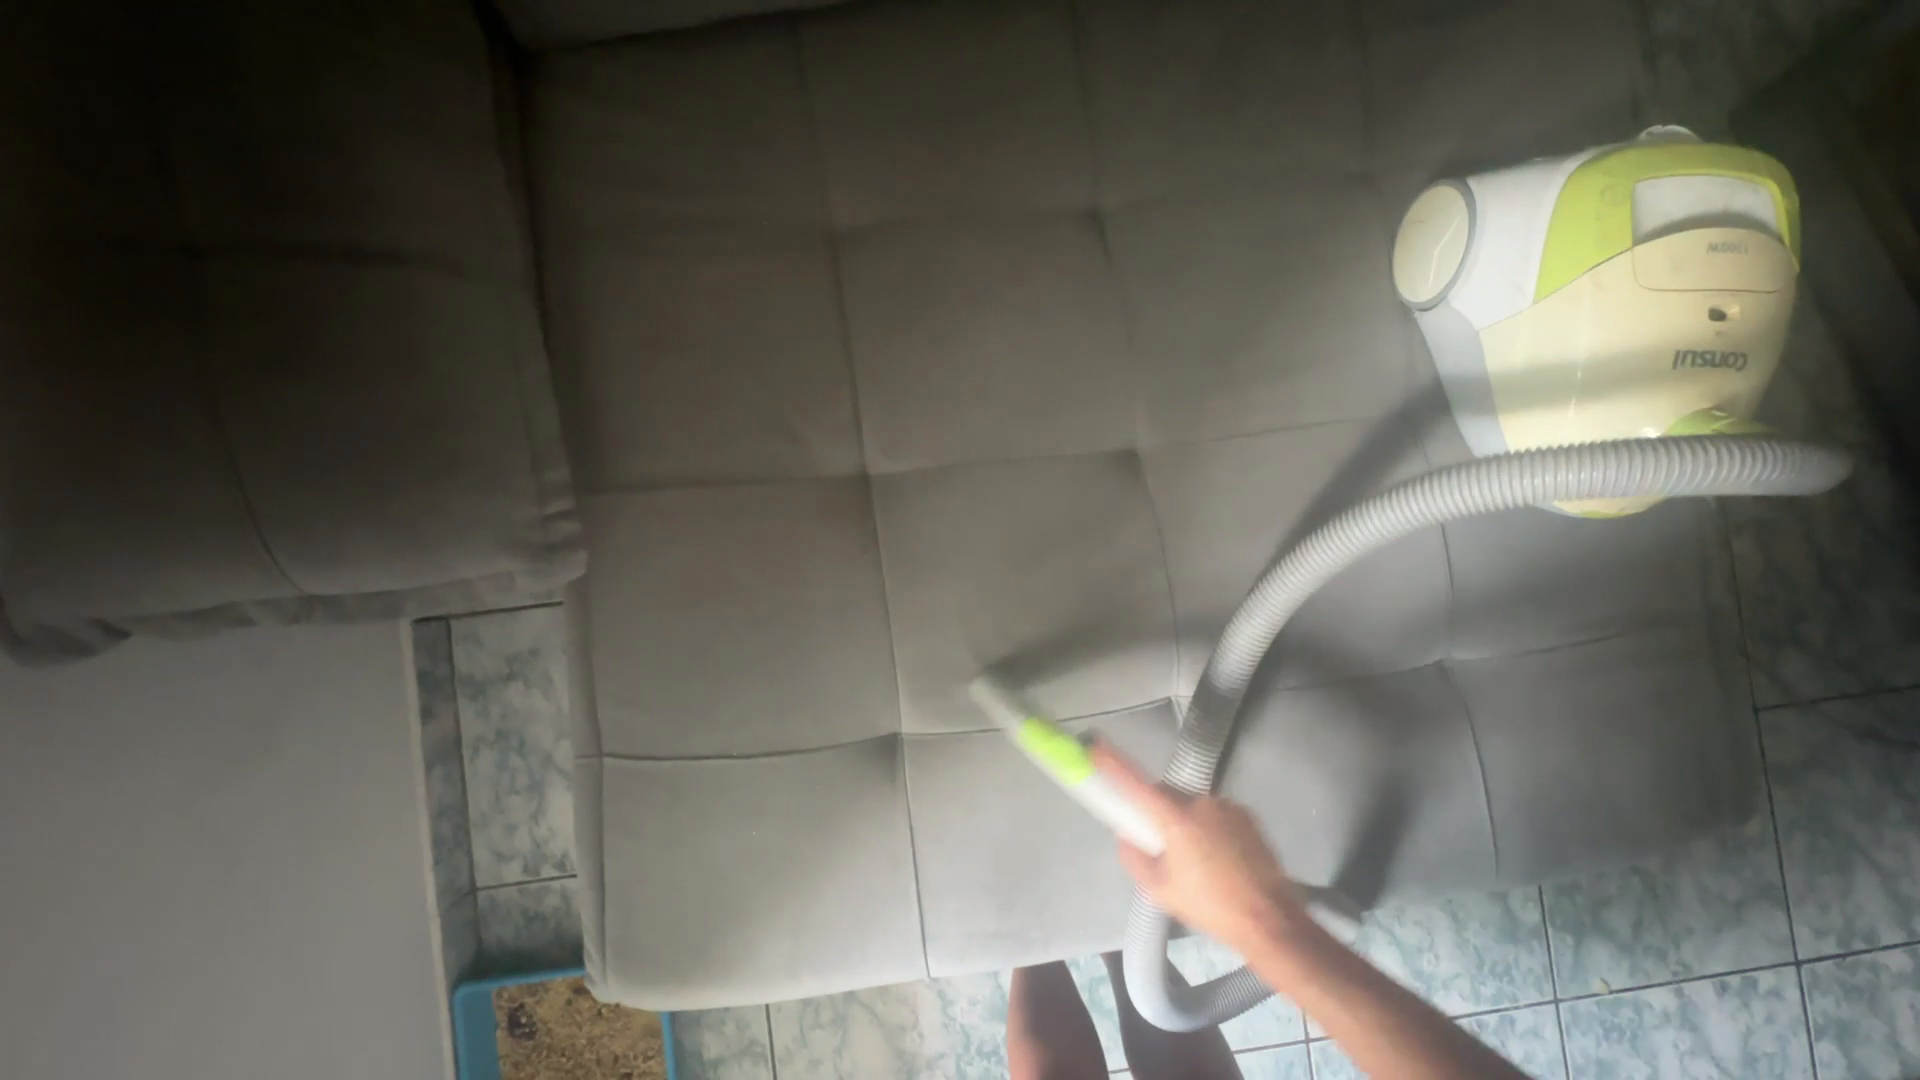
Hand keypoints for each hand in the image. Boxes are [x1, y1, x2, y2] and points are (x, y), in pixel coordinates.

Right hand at [1093, 741, 1307, 953]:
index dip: (1113, 764)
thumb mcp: (1160, 890)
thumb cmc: (1209, 906)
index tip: (1095, 746)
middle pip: (1165, 795)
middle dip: (1157, 812)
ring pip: (1192, 805)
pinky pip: (1216, 813)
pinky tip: (1220, 858)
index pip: (1135, 784)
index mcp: (1175, 819)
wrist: (1270, 920)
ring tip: (1198, 860)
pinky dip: (1210, 828)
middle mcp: (1200, 802)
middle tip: (1161, 844)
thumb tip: (1126, 836)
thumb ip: (1135, 857)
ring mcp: (1227, 806)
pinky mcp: (1248, 815)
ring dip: (1186, 821)